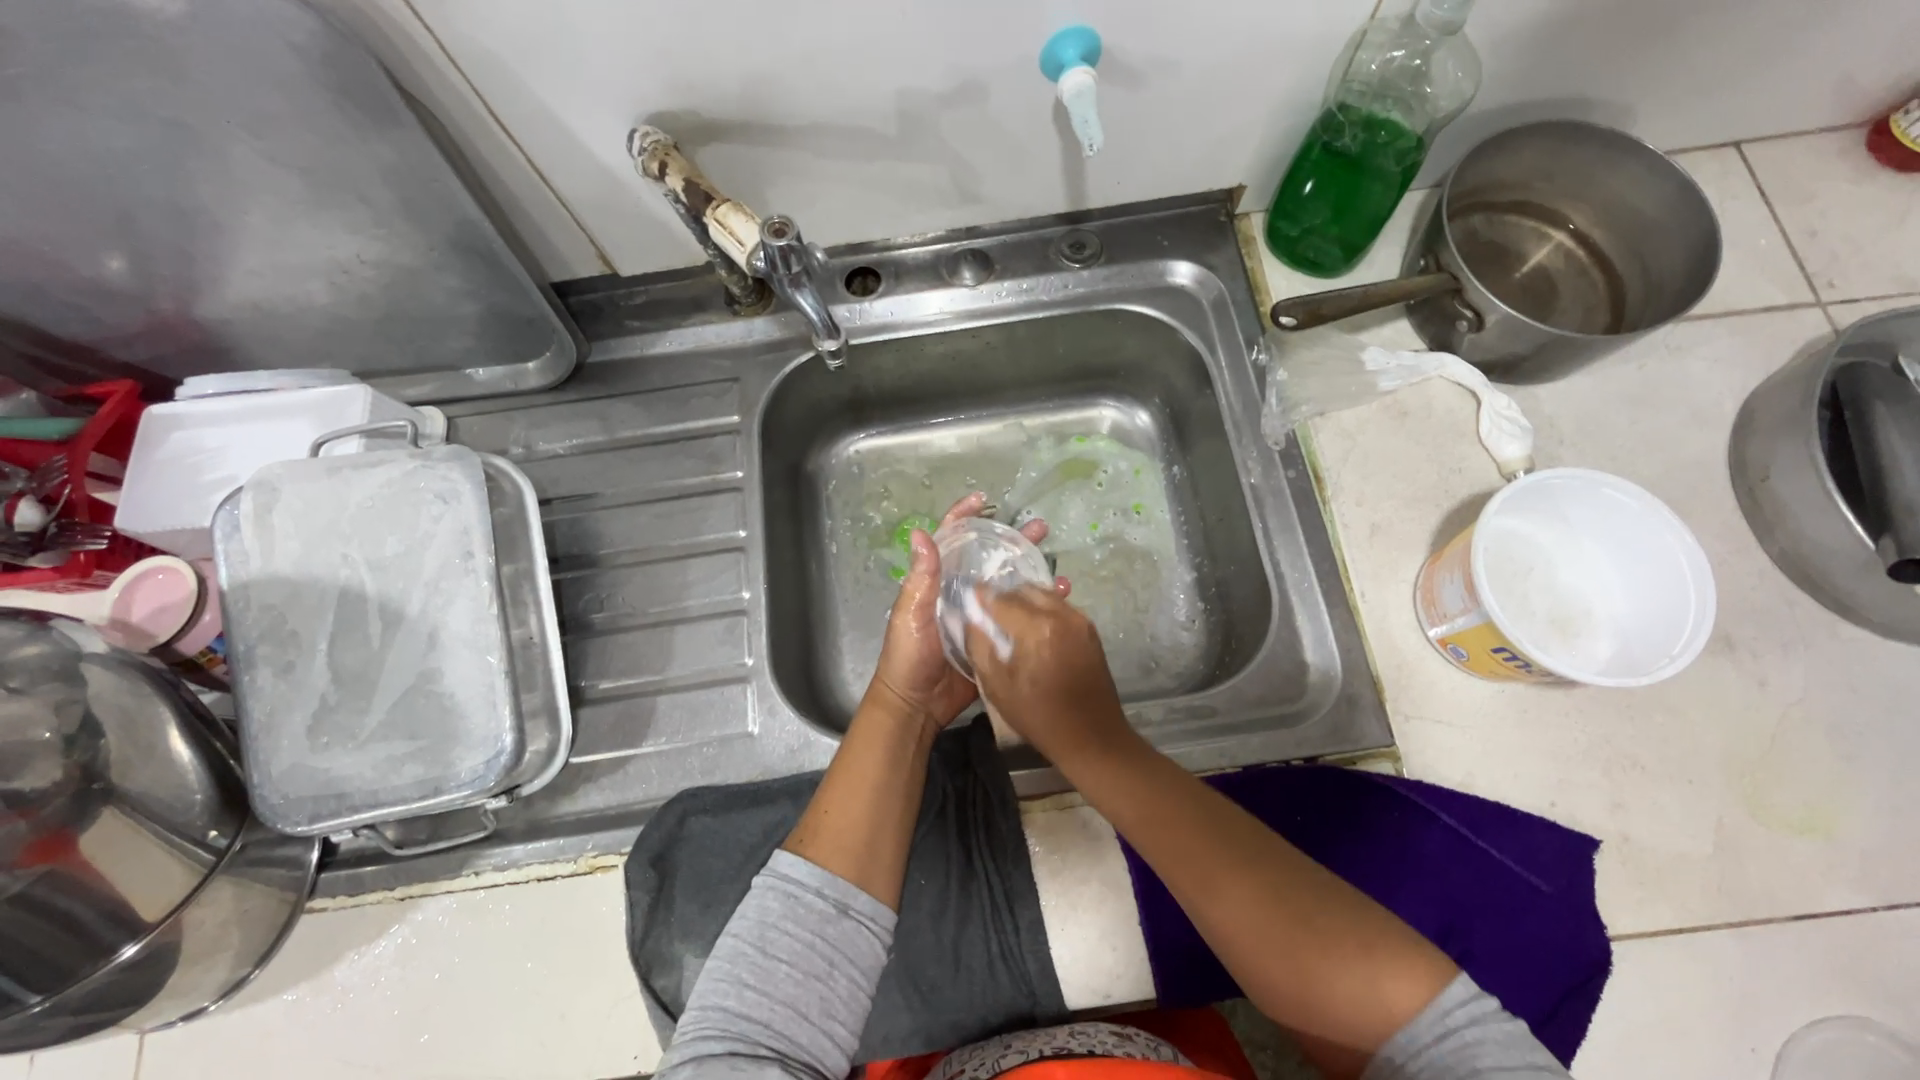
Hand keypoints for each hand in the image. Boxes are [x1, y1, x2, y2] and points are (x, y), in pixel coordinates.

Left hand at [864, 492, 1063, 733]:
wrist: (917, 705)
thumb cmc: (908, 656)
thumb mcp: (910, 613)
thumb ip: (921, 577)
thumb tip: (920, 533)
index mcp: (936, 582)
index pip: (950, 540)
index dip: (964, 517)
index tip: (985, 500)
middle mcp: (960, 593)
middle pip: (987, 558)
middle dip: (1012, 540)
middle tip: (1040, 528)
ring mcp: (979, 616)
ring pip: (1007, 585)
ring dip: (1029, 571)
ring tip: (1056, 561)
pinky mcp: (993, 639)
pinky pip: (1017, 617)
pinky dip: (1036, 607)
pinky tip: (1058, 600)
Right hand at [964, 586, 1129, 762]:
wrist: (1092, 736)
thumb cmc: (1039, 716)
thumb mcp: (997, 687)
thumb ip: (979, 647)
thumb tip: (971, 620)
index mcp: (1036, 628)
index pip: (1001, 599)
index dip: (981, 597)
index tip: (968, 596)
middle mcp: (1061, 615)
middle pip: (1024, 590)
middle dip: (1003, 595)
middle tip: (986, 608)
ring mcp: (1080, 620)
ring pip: (1045, 595)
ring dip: (1024, 599)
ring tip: (1008, 615)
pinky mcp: (1090, 630)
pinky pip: (1060, 606)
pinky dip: (1042, 608)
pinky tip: (1032, 625)